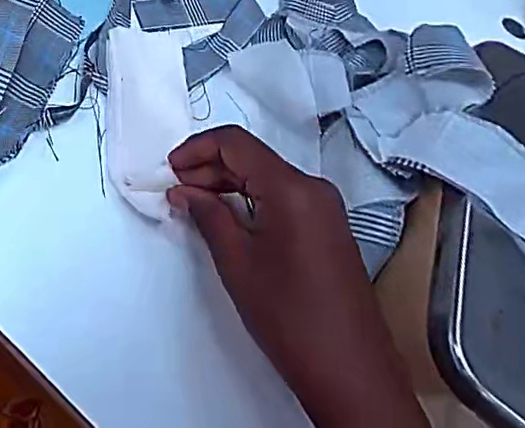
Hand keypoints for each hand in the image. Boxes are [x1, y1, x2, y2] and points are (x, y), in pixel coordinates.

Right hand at [167, 126, 425, 427]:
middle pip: (251, 156)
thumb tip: (184, 191)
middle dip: (209, 167)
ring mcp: (326, 209)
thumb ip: (207, 213)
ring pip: (265, 176)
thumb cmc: (292, 320)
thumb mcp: (237, 261)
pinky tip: (226, 218)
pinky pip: (281, 196)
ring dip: (227, 183)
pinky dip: (249, 199)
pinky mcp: (328, 230)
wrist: (354, 381)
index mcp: (293, 189)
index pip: (235, 143)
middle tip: (177, 190)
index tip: (171, 168)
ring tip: (195, 205)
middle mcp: (314, 189)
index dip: (197, 148)